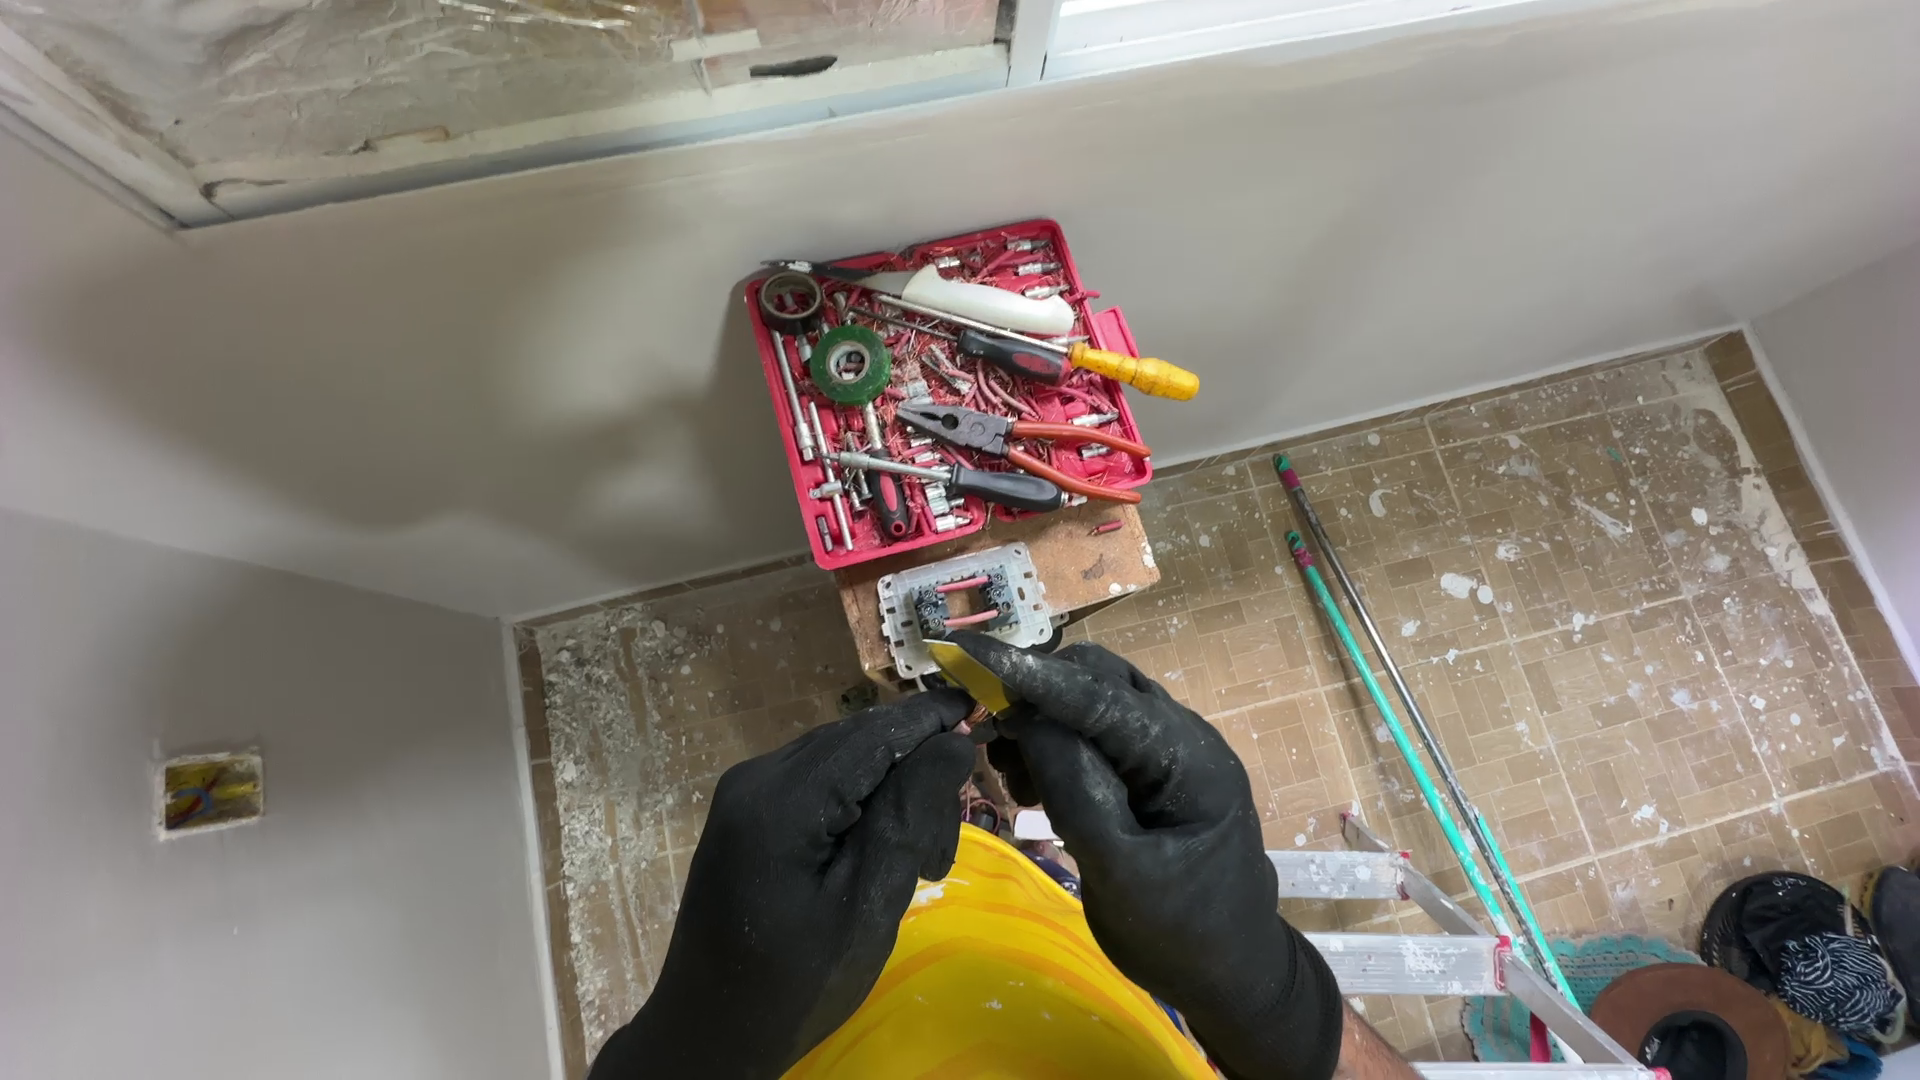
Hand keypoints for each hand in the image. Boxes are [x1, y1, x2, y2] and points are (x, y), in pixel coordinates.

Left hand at [588, 690, 974, 1078]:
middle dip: (914, 768)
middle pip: (857, 742)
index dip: (927, 717)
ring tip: (919, 858)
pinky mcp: (749, 807)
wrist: (707, 1033)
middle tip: (945, 844)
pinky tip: (880, 845)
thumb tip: (950, 743)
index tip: (975, 703)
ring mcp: (748, 789)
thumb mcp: (867, 905)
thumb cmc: (795, 984)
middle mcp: (758, 775)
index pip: (872, 734)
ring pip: (842, 758)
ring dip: (890, 788)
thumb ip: (909, 814)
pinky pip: (820, 779)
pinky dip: (860, 798)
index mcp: (782, 799)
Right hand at [954, 634, 1343, 1079]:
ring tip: (1013, 773)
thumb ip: (1075, 790)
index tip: (970, 650)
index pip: (1098, 696)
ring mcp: (1166, 744)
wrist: (1230, 972)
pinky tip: (1033, 783)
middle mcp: (1179, 731)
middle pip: (1095, 679)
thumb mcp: (1120, 873)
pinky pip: (1094, 728)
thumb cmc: (1180, 934)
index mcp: (1186, 756)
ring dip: (1042, 721)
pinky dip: (1054, 744)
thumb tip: (1026, 718)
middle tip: (990, 736)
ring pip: (1090, 698)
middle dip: (1035, 695)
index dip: (1031, 673)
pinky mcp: (1149, 762)